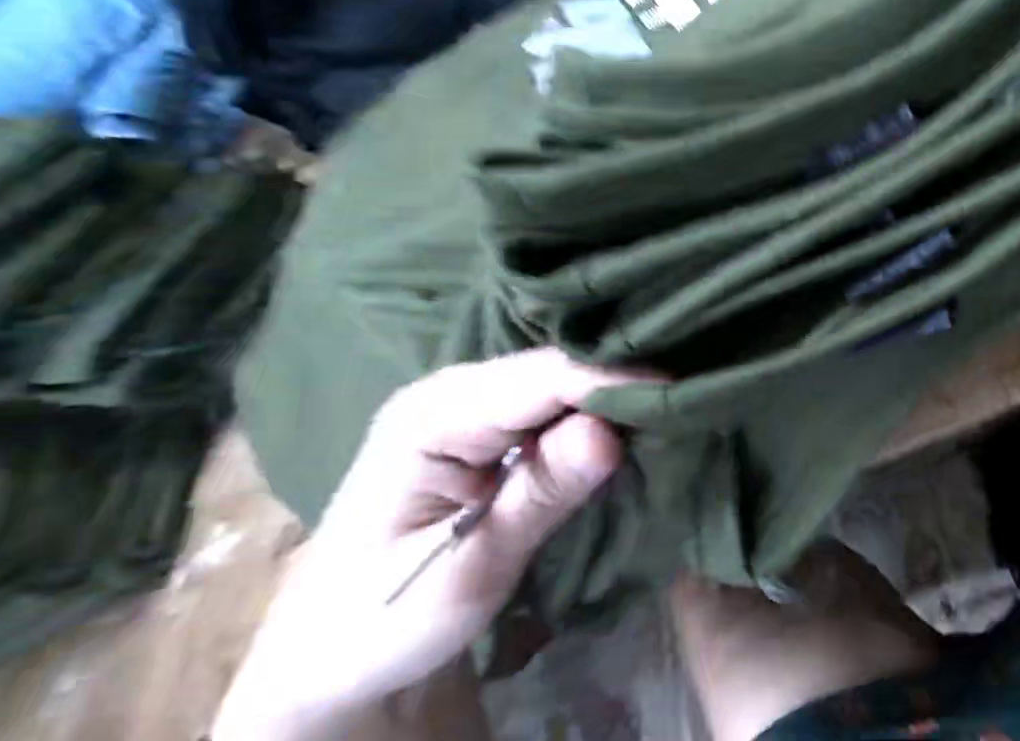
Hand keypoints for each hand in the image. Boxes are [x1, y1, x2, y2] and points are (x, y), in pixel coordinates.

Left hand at [213, 350, 648, 740]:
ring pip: (558, 380)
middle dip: (622, 378)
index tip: (683, 390)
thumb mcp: (465, 575)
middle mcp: (451, 390)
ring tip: (676, 398)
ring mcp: (467, 404)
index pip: (543, 378)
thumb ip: (537, 497)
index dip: (614, 379)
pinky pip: (553, 402)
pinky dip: (596, 409)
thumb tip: (610, 432)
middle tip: (692, 389)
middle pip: (555, 368)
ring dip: (614, 392)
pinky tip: (634, 416)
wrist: (327, 650)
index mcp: (432, 415)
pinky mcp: (485, 424)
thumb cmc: (381, 623)